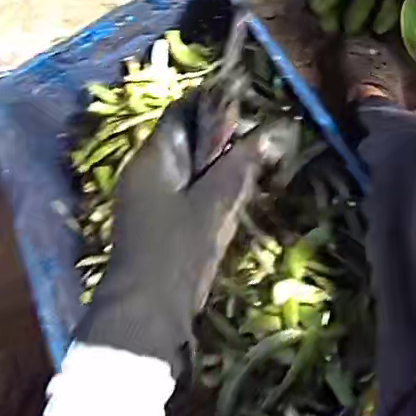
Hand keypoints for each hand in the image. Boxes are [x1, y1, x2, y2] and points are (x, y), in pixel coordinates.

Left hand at [75, 96, 300, 367]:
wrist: (146, 314)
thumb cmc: (177, 250)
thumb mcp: (215, 202)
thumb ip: (240, 164)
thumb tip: (269, 131)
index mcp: (152, 158)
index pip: (182, 112)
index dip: (215, 102)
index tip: (249, 100)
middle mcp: (146, 171)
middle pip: (188, 137)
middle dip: (224, 133)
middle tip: (261, 132)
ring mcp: (150, 197)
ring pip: (190, 163)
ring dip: (220, 160)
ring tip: (257, 156)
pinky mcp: (159, 220)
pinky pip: (188, 187)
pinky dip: (212, 182)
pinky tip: (239, 188)